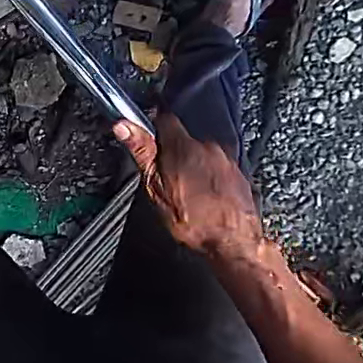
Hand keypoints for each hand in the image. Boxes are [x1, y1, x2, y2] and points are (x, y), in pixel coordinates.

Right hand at [112, 112, 263, 259]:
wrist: (233, 243)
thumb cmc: (195, 221)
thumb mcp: (155, 188)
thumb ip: (141, 152)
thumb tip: (124, 126)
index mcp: (182, 147)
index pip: (164, 118)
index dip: (153, 125)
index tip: (148, 137)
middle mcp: (207, 147)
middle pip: (183, 139)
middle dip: (173, 154)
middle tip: (166, 177)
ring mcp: (226, 160)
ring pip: (201, 155)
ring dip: (193, 167)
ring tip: (187, 193)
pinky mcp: (239, 173)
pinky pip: (217, 169)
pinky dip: (209, 179)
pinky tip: (204, 198)